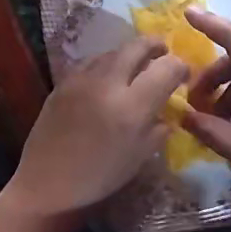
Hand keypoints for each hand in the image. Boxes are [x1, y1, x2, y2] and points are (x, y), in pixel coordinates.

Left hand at [3, 35, 188, 223]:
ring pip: (113, 51)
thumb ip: (159, 128)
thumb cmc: (100, 178)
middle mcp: (108, 84)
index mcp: (132, 107)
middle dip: (156, 46)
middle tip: (163, 54)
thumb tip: (169, 111)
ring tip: (136, 67)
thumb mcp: (140, 156)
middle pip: (138, 46)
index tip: (183, 75)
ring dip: (130, 54)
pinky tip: (108, 78)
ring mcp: (82, 79)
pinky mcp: (63, 82)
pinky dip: (107, 63)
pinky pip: (92, 62)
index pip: (167, 67)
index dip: (180, 67)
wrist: (47, 185)